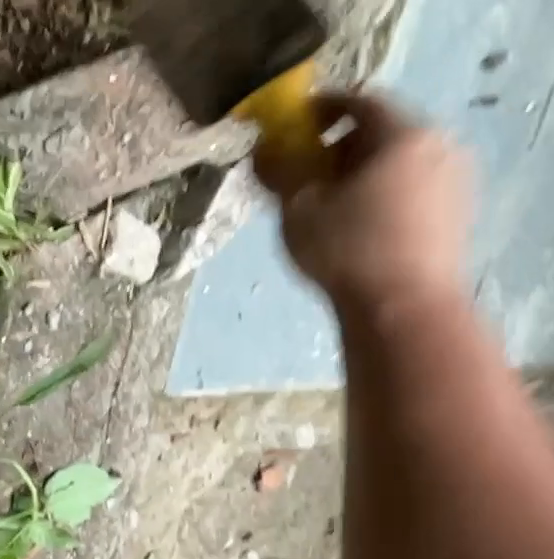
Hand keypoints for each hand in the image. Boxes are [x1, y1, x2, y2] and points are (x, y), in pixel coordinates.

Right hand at [255, 93, 472, 310]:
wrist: (401, 300)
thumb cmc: (345, 247)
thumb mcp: (297, 209)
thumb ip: (280, 172)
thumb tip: (263, 149)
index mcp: (401, 136)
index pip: (360, 101)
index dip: (320, 107)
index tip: (289, 122)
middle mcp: (436, 144)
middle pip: (379, 130)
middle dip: (335, 144)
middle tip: (299, 169)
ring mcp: (452, 174)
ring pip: (393, 158)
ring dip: (355, 170)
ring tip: (320, 201)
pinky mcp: (453, 204)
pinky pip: (407, 182)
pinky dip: (375, 188)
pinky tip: (350, 219)